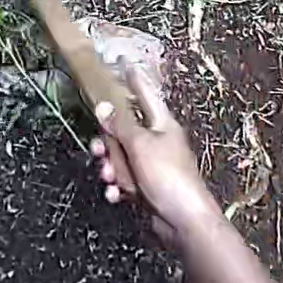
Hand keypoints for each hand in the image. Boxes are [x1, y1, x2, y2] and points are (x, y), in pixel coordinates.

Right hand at [91, 63, 221, 241]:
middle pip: (125, 129)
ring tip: (110, 176)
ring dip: (112, 167)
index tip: (122, 60)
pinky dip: (118, 186)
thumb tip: (103, 105)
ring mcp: (152, 164)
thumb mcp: (140, 145)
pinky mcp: (148, 186)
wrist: (184, 222)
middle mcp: (157, 140)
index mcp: (161, 123)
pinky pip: (125, 179)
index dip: (132, 77)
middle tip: (98, 148)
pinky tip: (115, 194)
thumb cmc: (167, 176)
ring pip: (122, 156)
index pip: (144, 92)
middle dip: (109, 141)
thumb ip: (120, 125)